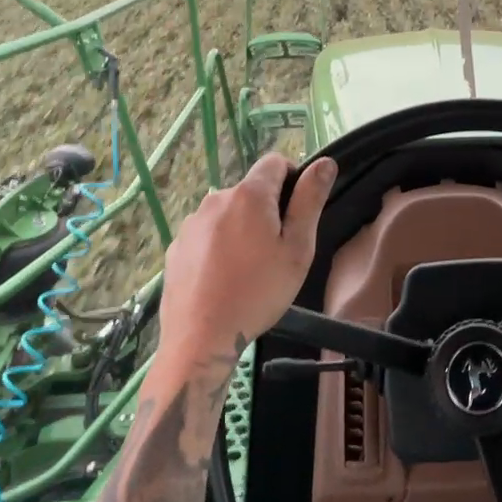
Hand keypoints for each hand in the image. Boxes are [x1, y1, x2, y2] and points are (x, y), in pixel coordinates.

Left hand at [157, 153, 337, 358]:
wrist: (200, 339)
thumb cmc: (258, 292)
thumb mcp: (297, 248)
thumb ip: (310, 200)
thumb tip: (325, 162)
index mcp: (249, 195)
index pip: (275, 162)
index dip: (293, 179)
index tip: (297, 215)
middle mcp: (216, 199)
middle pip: (251, 190)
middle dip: (267, 209)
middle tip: (277, 250)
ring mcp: (191, 224)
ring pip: (228, 213)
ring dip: (242, 227)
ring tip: (249, 268)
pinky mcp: (176, 247)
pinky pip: (206, 234)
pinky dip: (218, 246)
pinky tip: (223, 278)